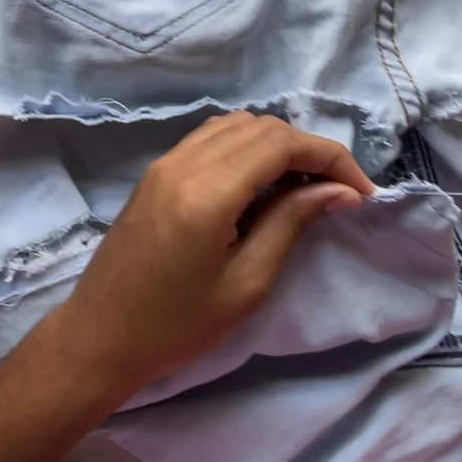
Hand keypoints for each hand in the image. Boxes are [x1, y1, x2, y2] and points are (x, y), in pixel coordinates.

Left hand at [43, 112, 373, 396]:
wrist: (100, 335)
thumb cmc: (176, 326)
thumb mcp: (245, 283)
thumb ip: (291, 224)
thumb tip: (340, 192)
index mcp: (206, 191)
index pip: (281, 144)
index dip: (330, 158)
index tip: (361, 193)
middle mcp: (183, 162)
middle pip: (261, 127)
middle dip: (308, 150)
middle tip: (337, 193)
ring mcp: (164, 163)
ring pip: (234, 126)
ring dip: (276, 145)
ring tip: (303, 188)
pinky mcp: (155, 172)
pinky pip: (210, 138)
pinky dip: (245, 147)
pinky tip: (261, 183)